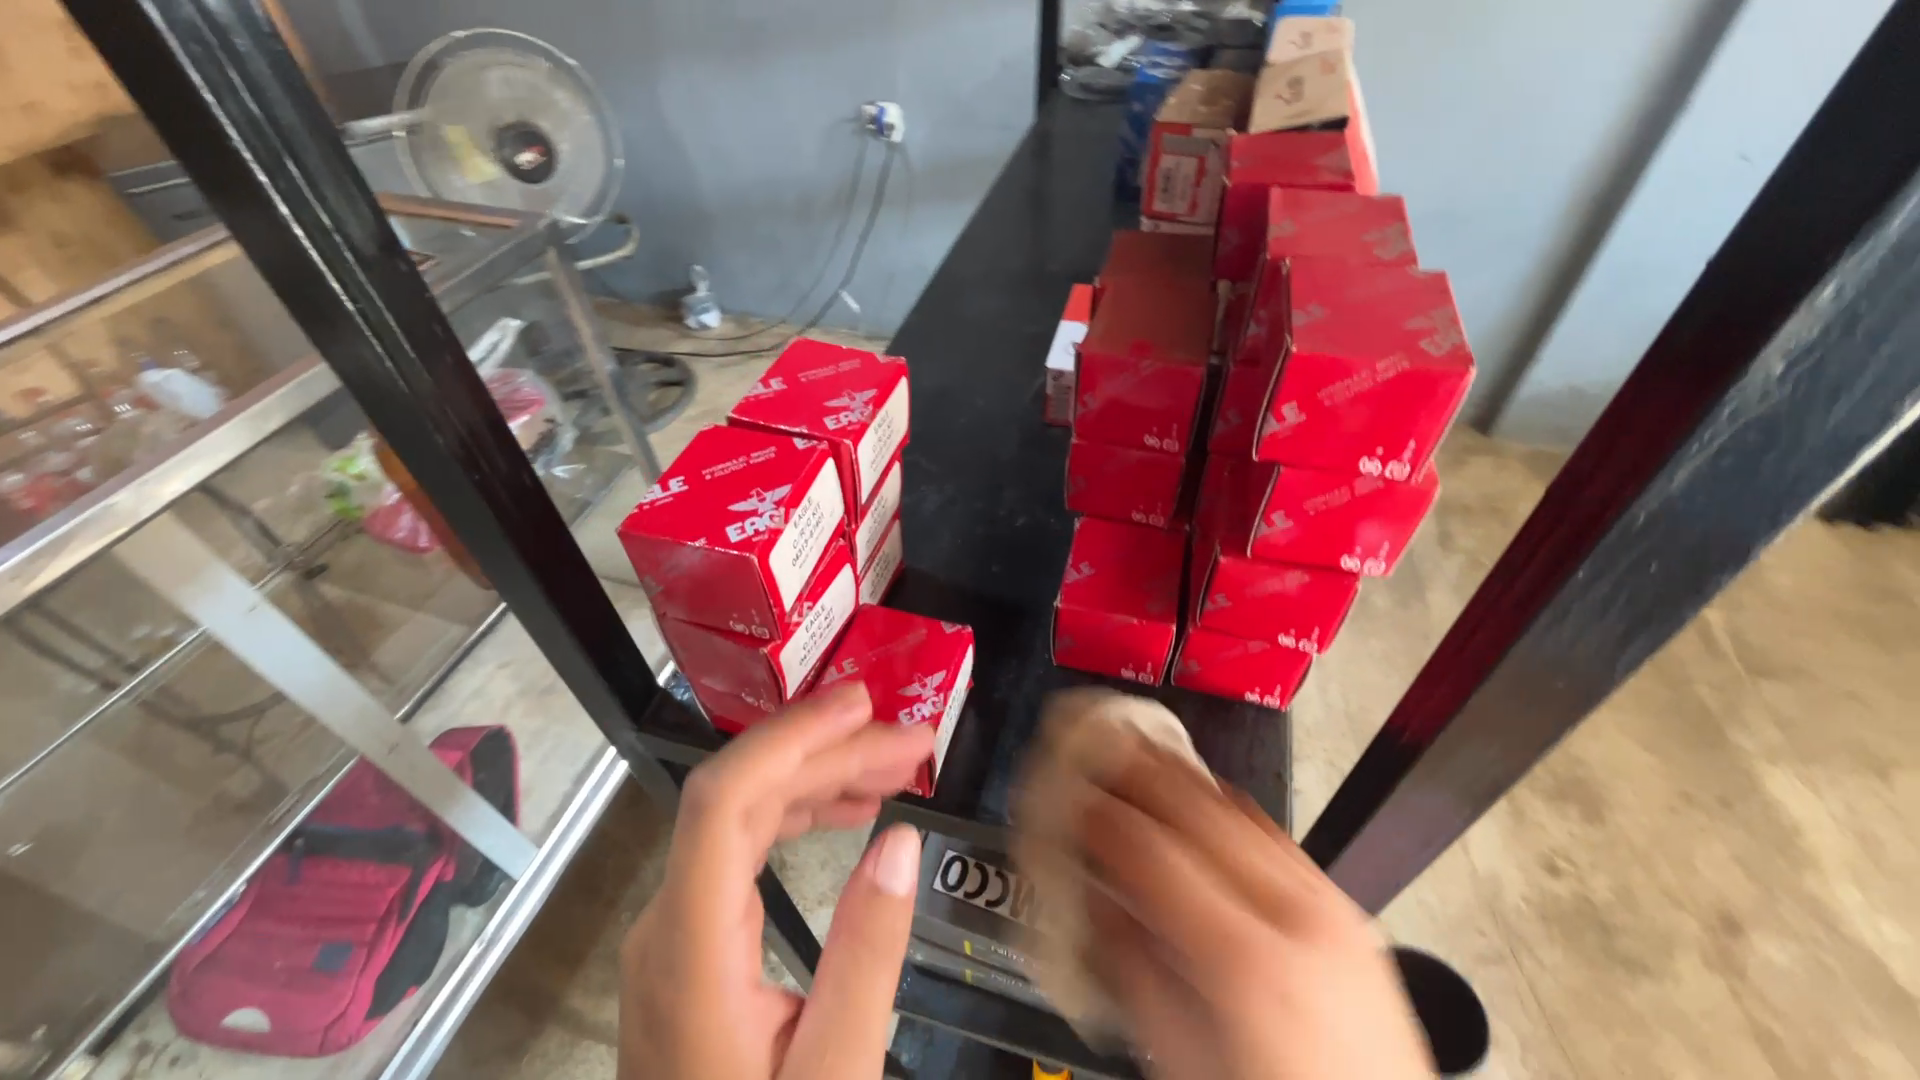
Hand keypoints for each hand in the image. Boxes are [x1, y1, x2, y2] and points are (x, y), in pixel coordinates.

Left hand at [619, 683, 935, 1078]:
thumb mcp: (836, 1068)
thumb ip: (867, 951)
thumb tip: (901, 839)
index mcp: (691, 950)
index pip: (723, 801)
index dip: (791, 737)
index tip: (861, 707)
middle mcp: (668, 923)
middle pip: (739, 797)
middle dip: (827, 753)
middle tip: (911, 739)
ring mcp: (674, 931)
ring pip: (742, 818)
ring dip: (819, 780)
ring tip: (896, 766)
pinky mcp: (692, 945)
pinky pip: (743, 854)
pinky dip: (801, 818)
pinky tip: (852, 810)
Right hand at [1078, 740, 1433, 1079]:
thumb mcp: (1180, 1055)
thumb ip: (1130, 968)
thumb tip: (1097, 899)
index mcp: (1245, 962)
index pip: (1155, 854)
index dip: (1105, 817)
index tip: (1074, 797)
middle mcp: (1295, 918)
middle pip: (1201, 812)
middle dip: (1140, 772)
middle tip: (1099, 746)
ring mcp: (1329, 907)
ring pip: (1241, 810)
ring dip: (1182, 776)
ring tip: (1142, 751)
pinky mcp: (1344, 909)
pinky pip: (1276, 832)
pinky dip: (1227, 803)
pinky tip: (1202, 792)